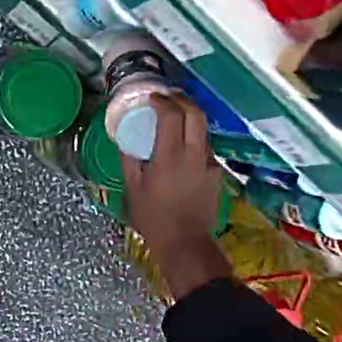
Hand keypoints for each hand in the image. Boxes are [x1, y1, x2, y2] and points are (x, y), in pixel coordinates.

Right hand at [123, 94, 231, 298]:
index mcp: (170, 155)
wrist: (185, 243)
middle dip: (182, 100)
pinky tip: (183, 149)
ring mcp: (208, 164)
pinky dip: (194, 141)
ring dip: (190, 119)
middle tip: (168, 97)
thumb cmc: (153, 218)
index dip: (162, 100)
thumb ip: (129, 159)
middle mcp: (193, 154)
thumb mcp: (132, 188)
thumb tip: (125, 139)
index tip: (152, 98)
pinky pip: (205, 149)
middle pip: (195, 113)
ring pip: (203, 130)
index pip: (171, 114)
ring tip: (175, 120)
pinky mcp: (216, 174)